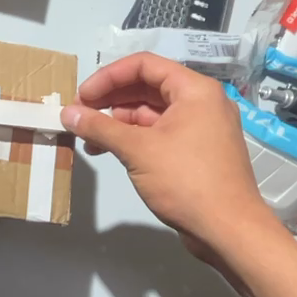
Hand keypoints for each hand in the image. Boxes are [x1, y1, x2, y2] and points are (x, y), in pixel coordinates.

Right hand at [60, 54, 284, 261]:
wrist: (230, 232)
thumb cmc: (186, 180)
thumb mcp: (136, 149)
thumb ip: (99, 127)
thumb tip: (67, 113)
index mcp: (194, 91)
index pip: (143, 65)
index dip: (108, 76)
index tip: (82, 96)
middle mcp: (200, 103)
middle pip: (146, 86)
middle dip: (109, 99)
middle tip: (79, 114)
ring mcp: (200, 128)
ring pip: (150, 112)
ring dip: (117, 120)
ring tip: (89, 137)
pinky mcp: (195, 152)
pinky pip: (158, 132)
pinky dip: (132, 137)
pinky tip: (108, 150)